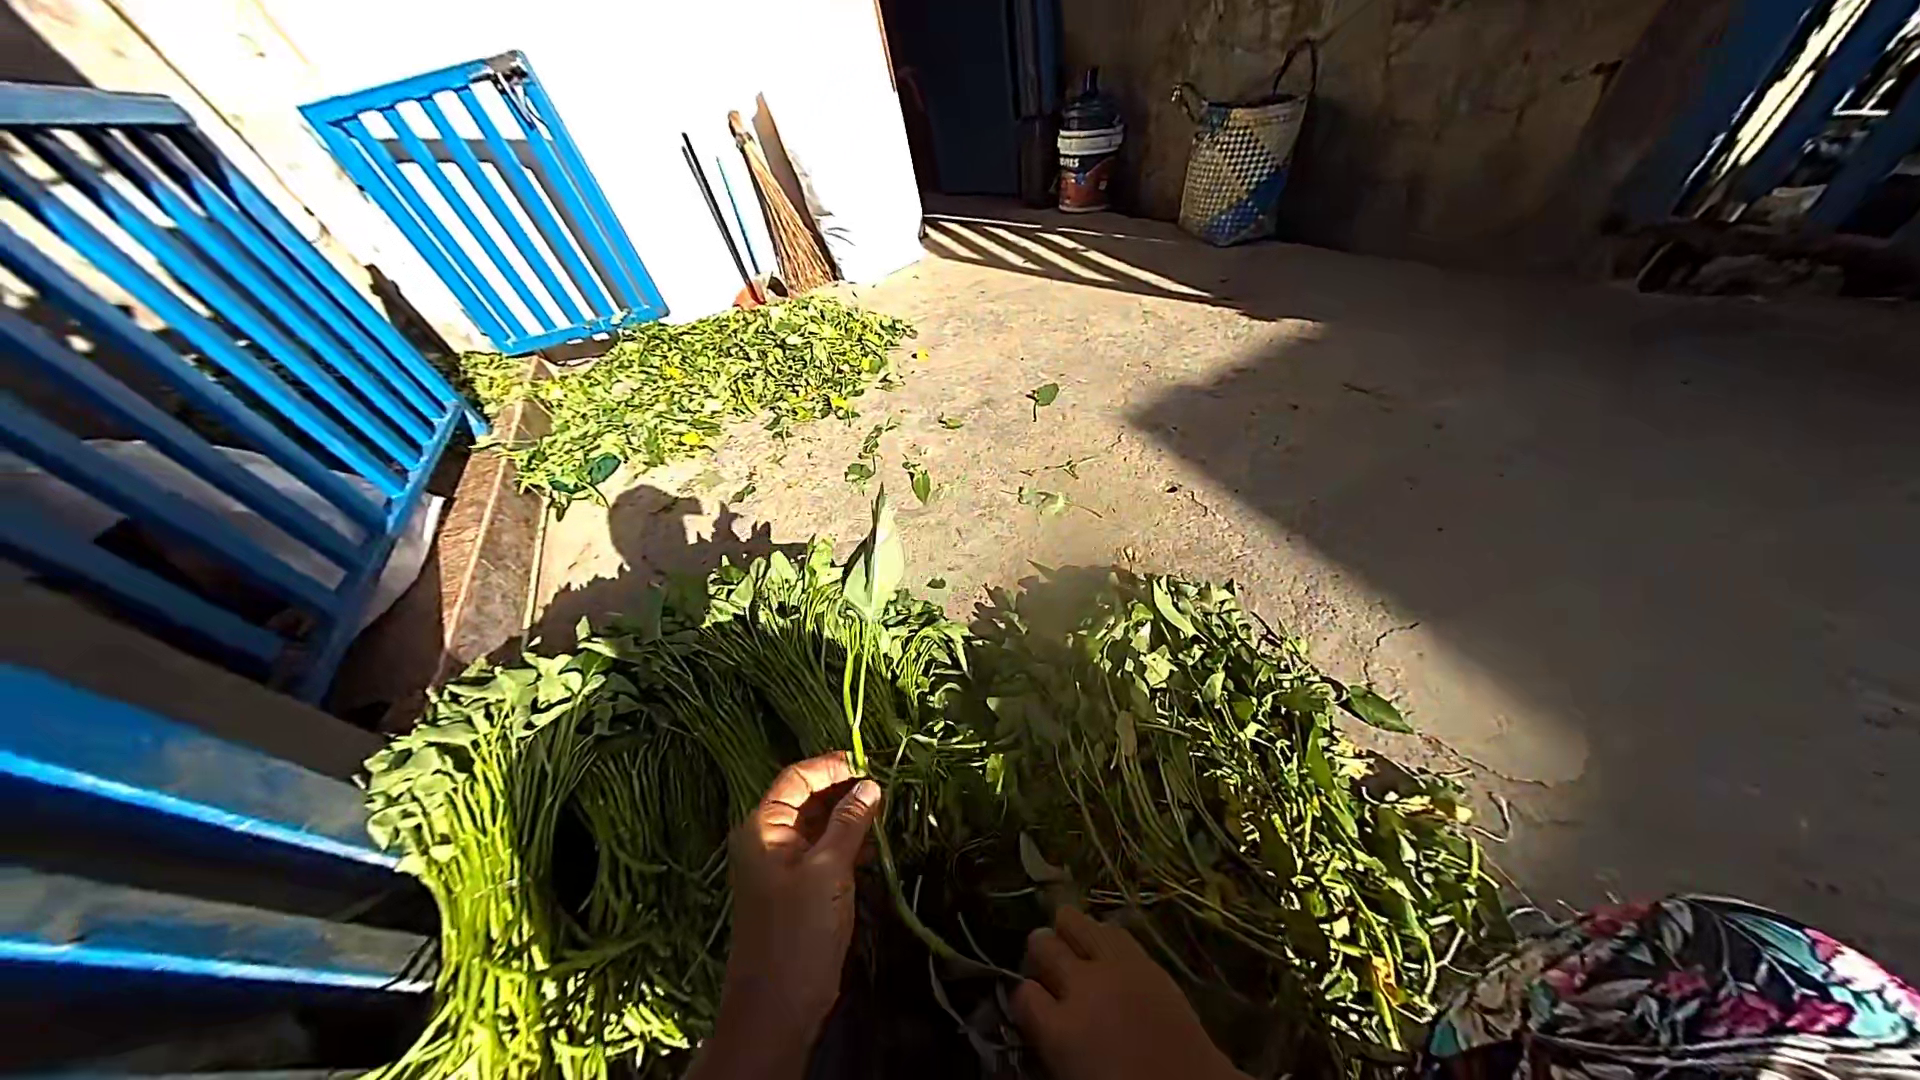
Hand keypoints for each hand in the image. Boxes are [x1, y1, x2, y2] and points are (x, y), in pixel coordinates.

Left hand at [691, 753, 881, 1079]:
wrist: (777, 1009)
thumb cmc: (798, 931)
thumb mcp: (828, 870)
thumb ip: (849, 822)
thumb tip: (871, 784)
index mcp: (763, 826)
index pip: (797, 777)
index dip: (832, 766)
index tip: (870, 765)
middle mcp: (768, 838)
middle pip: (808, 798)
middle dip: (844, 790)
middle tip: (884, 787)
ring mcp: (782, 863)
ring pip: (819, 824)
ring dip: (850, 816)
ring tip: (885, 813)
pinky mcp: (798, 886)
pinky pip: (823, 849)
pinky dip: (847, 842)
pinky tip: (875, 846)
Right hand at [1011, 906, 1247, 1079]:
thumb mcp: (1074, 1071)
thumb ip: (1051, 1036)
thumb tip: (1039, 1009)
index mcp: (1062, 1031)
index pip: (1023, 994)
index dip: (1023, 996)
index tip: (1030, 1002)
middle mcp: (1083, 987)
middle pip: (1042, 944)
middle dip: (1038, 952)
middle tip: (1046, 966)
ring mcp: (1116, 968)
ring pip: (1075, 921)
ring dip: (1069, 933)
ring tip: (1074, 949)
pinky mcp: (1145, 959)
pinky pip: (1112, 929)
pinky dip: (1102, 936)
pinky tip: (1105, 951)